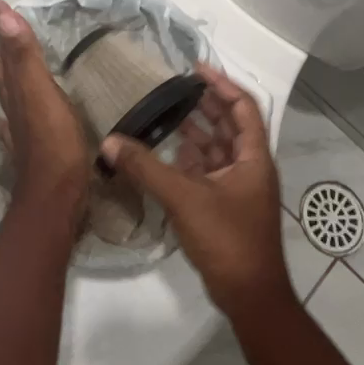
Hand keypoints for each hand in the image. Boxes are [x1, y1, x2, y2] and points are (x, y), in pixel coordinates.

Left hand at [0, 0, 91, 218]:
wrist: (54, 193)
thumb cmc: (55, 140)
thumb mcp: (42, 91)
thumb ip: (24, 54)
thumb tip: (1, 16)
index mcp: (21, 86)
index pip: (9, 48)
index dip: (3, 26)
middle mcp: (14, 102)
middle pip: (2, 67)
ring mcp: (16, 126)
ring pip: (0, 91)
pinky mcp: (22, 147)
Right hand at [100, 65, 289, 317]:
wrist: (250, 296)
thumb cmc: (227, 239)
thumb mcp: (184, 198)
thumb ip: (146, 168)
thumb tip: (110, 142)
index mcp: (254, 157)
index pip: (243, 106)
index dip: (222, 84)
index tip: (195, 68)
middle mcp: (251, 167)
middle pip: (231, 124)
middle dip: (206, 104)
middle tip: (175, 87)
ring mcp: (240, 188)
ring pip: (219, 148)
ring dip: (196, 131)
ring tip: (165, 113)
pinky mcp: (228, 206)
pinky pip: (209, 171)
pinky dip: (191, 159)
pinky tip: (167, 153)